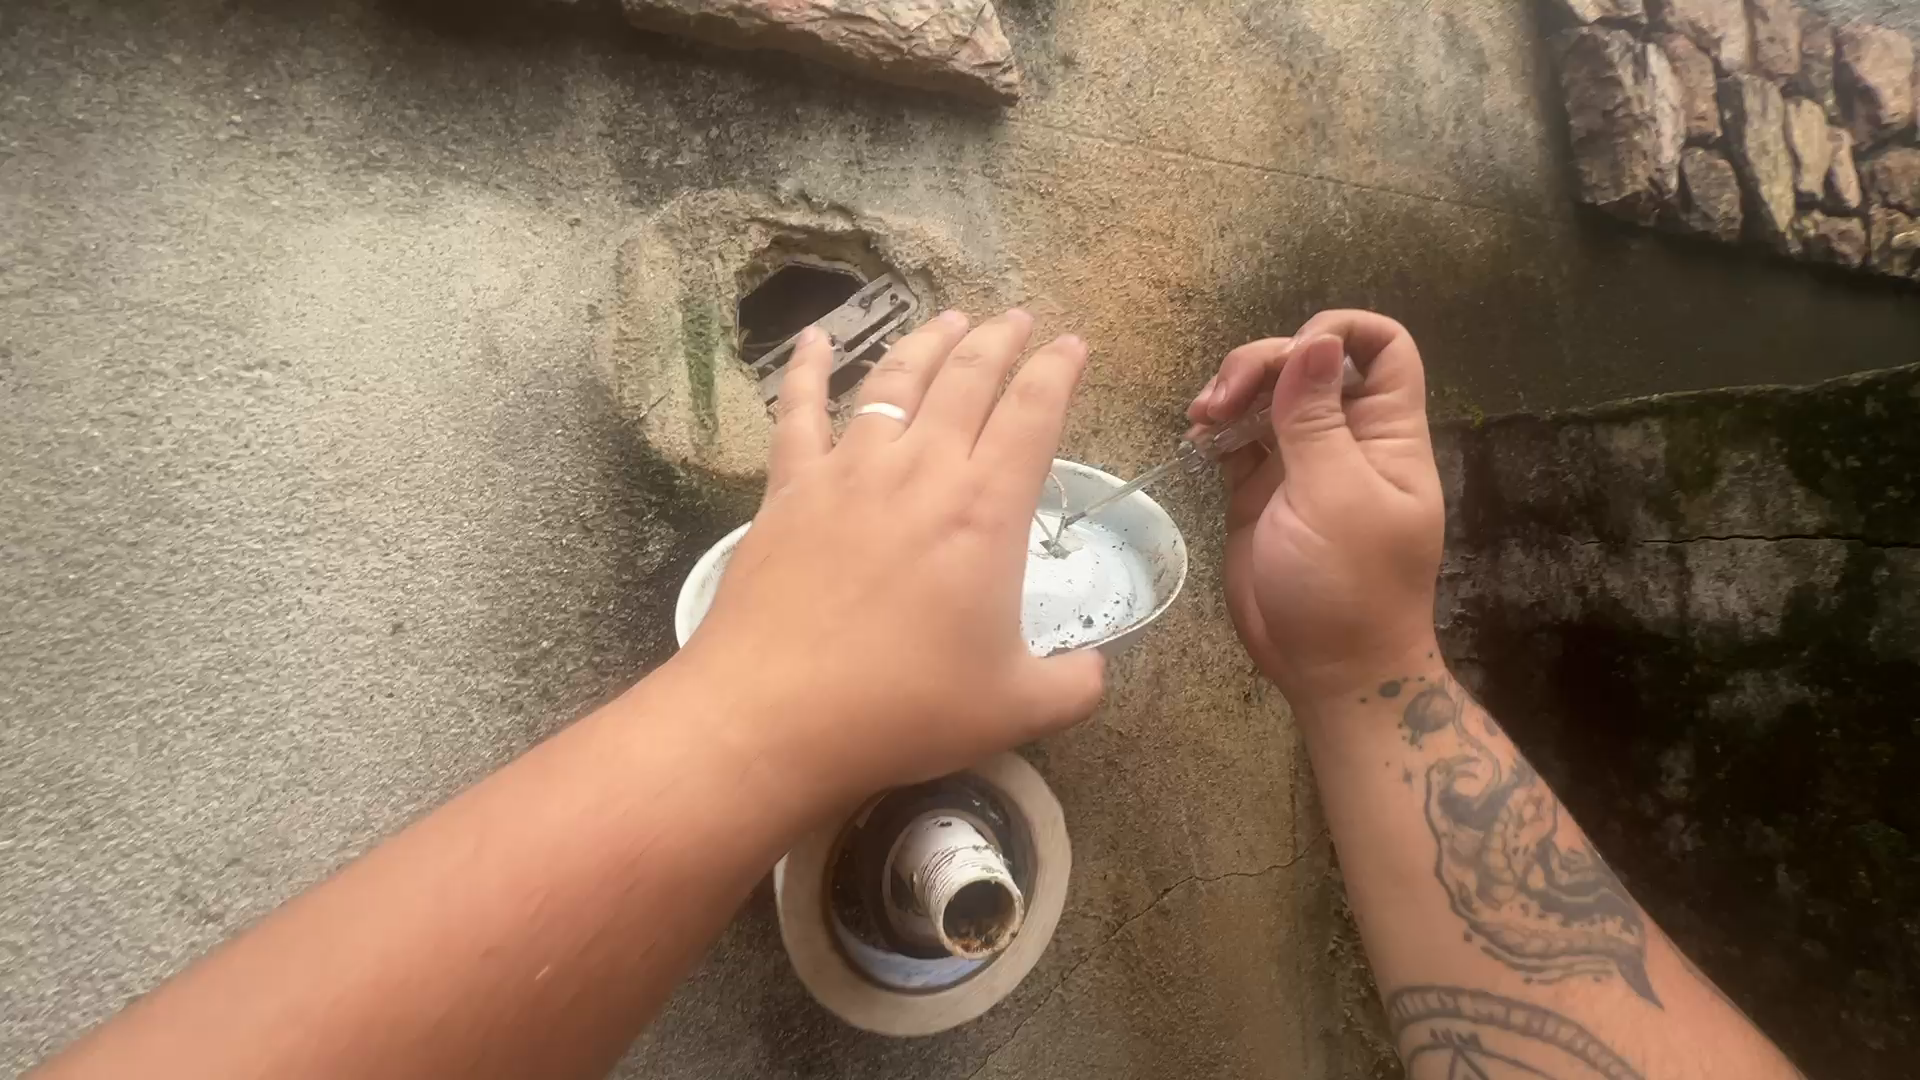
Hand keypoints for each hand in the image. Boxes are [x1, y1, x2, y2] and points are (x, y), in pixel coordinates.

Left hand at [674, 310, 1105, 807]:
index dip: (1058, 372)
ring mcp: (849, 472)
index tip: (1071, 344)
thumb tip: (1099, 670)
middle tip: (1016, 318)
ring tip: (949, 317)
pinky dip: (806, 369)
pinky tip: (814, 338)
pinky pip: (797, 411)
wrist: (774, 715)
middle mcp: (921, 470)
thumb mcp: (1016, 708)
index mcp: (985, 510)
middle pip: (968, 379)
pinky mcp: (789, 489)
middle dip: (999, 341)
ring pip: (895, 382)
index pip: (1034, 414)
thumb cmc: (903, 709)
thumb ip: (1074, 685)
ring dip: (928, 342)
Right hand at [1188, 310, 1444, 710]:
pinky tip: (1196, 443)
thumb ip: (1316, 421)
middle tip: (1219, 402)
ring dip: (1230, 394)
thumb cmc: (1346, 586)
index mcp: (1384, 433)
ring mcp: (1297, 464)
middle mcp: (1342, 438)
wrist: (1325, 665)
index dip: (1338, 333)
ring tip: (1200, 420)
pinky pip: (1236, 440)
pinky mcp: (1258, 491)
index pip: (1381, 348)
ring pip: (1265, 397)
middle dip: (1260, 365)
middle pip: (1306, 364)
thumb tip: (1313, 344)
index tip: (1290, 359)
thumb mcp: (1334, 498)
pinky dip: (1215, 432)